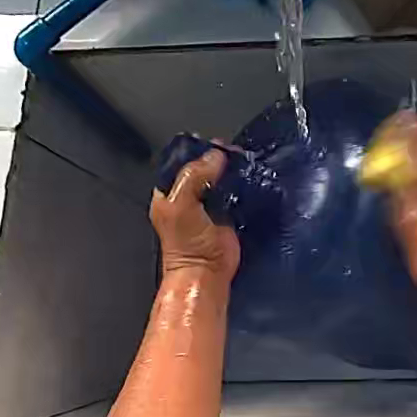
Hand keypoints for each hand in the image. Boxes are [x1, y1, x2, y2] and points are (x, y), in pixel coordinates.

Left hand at [151, 147, 239, 281]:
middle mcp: (187, 195)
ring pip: (220, 178)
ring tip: (242, 161)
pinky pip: (236, 192)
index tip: (213, 144)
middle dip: (217, 158)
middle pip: (203, 167)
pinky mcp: (228, 213)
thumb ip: (194, 176)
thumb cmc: (187, 244)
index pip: (181, 161)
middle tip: (231, 152)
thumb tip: (215, 157)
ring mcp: (208, 204)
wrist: (207, 272)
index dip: (196, 151)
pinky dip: (242, 184)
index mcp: (168, 192)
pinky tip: (248, 176)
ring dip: (231, 170)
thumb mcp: (181, 203)